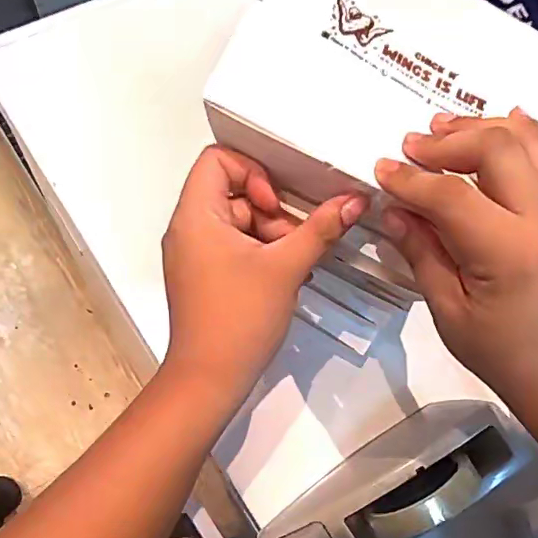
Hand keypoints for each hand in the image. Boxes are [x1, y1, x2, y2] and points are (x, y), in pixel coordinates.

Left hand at [162, 146, 363, 397]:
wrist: (210, 378)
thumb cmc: (232, 327)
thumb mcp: (286, 269)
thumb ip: (321, 229)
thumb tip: (349, 203)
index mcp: (195, 217)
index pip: (218, 159)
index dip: (254, 172)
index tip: (276, 204)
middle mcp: (187, 232)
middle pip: (233, 193)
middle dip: (270, 212)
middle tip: (291, 240)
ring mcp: (194, 257)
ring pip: (237, 224)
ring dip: (270, 237)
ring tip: (289, 266)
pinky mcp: (204, 279)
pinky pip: (233, 250)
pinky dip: (260, 256)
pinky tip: (281, 279)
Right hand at [373, 110, 537, 416]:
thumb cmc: (502, 352)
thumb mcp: (449, 313)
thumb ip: (424, 255)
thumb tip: (397, 213)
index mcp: (507, 252)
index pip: (452, 196)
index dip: (411, 181)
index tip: (382, 171)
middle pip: (495, 148)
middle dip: (448, 141)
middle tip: (411, 147)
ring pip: (525, 140)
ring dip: (482, 127)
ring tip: (445, 127)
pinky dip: (521, 133)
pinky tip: (499, 124)